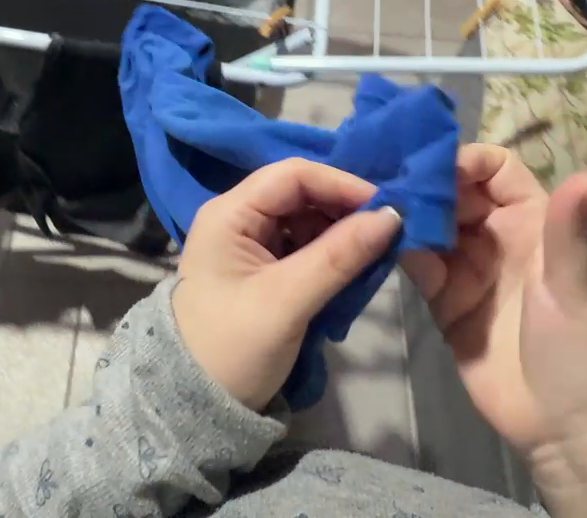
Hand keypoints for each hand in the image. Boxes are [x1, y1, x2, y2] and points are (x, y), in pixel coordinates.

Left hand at [171, 158, 403, 410]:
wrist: (194, 411)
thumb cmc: (232, 350)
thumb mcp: (288, 302)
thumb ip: (339, 256)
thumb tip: (392, 216)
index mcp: (230, 213)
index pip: (293, 175)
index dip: (341, 184)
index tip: (386, 205)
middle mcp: (237, 217)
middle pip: (300, 193)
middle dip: (344, 207)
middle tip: (388, 228)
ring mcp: (247, 242)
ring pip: (304, 218)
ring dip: (340, 230)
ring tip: (376, 249)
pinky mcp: (260, 267)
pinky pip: (302, 243)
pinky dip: (330, 251)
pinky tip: (355, 265)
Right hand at [399, 146, 586, 458]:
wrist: (567, 434)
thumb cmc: (582, 351)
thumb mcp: (575, 285)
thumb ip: (569, 226)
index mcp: (533, 222)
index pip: (495, 169)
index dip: (465, 161)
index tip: (433, 167)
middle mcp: (497, 236)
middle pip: (455, 192)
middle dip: (427, 184)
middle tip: (391, 182)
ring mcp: (469, 269)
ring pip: (432, 224)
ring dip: (410, 214)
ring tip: (380, 206)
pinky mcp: (445, 301)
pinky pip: (419, 264)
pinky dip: (403, 250)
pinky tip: (388, 244)